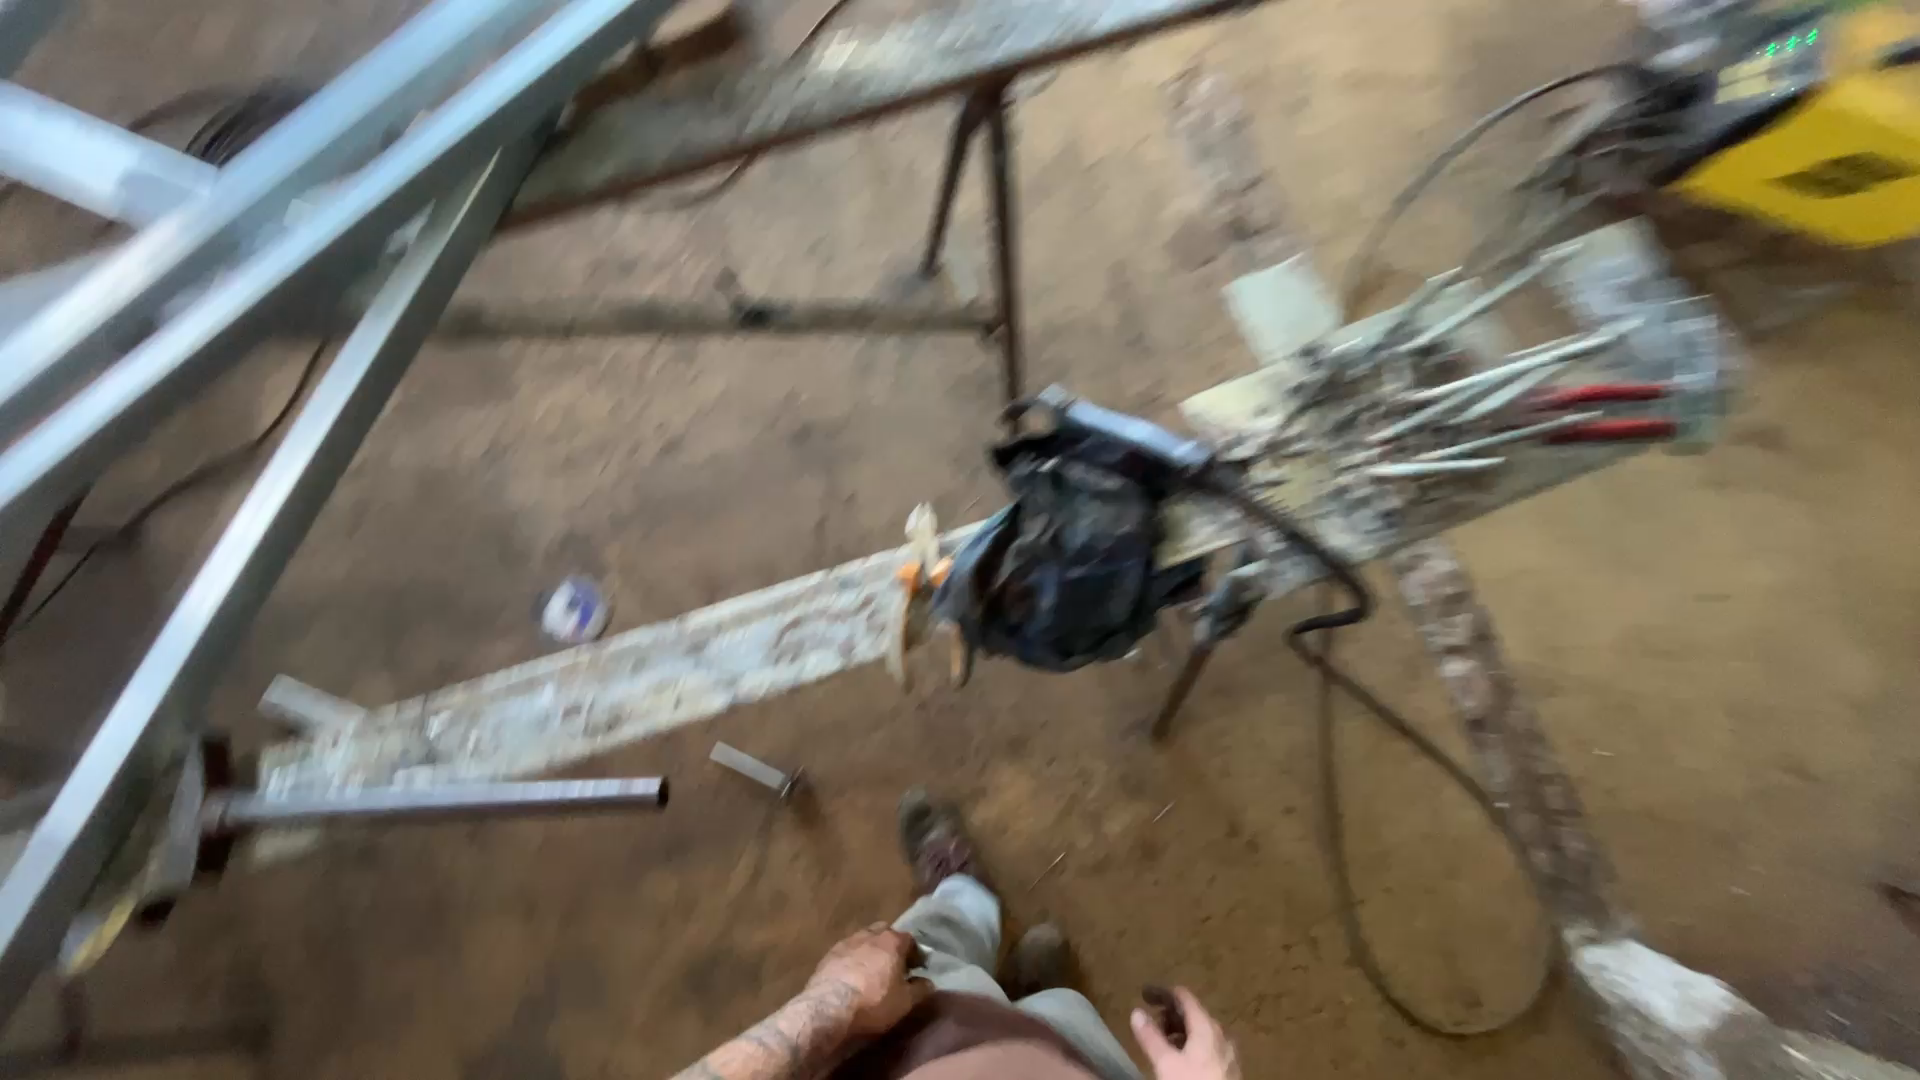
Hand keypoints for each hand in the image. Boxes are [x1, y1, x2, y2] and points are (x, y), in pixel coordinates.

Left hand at [806, 924, 930, 1036]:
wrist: (829, 1007)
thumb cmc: (873, 1002)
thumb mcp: (905, 1002)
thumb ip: (920, 989)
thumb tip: (929, 982)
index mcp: (893, 941)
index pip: (910, 939)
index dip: (915, 954)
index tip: (917, 968)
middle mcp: (871, 934)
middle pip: (886, 932)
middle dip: (892, 945)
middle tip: (894, 965)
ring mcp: (848, 940)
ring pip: (865, 939)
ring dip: (871, 950)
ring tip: (871, 970)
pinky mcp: (830, 953)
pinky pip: (848, 951)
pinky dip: (853, 958)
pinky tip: (852, 975)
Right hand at [1130, 987, 1239, 1079]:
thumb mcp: (1165, 1063)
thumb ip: (1150, 1036)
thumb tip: (1136, 1012)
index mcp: (1206, 1025)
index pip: (1183, 996)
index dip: (1162, 993)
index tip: (1143, 996)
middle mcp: (1221, 1033)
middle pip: (1193, 1013)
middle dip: (1169, 1014)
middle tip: (1151, 1024)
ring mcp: (1228, 1052)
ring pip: (1201, 1031)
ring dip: (1179, 1031)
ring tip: (1163, 1043)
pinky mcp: (1230, 1069)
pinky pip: (1208, 1046)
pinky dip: (1191, 1044)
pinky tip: (1182, 1060)